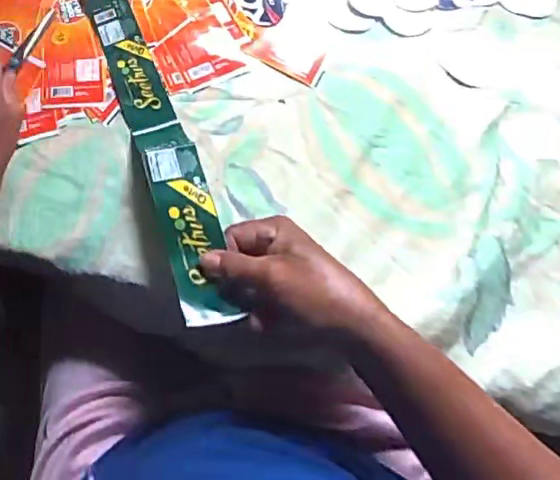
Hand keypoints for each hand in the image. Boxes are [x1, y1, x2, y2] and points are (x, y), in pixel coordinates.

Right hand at [199, 215, 390, 336]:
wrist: (358, 329)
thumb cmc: (313, 293)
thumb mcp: (271, 277)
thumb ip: (234, 267)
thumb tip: (200, 258)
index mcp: (273, 230)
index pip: (232, 235)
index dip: (221, 256)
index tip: (211, 281)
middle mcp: (275, 244)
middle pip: (237, 258)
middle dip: (232, 281)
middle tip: (228, 301)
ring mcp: (283, 268)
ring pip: (247, 281)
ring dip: (245, 299)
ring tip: (253, 314)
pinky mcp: (289, 292)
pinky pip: (262, 297)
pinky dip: (259, 310)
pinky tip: (265, 323)